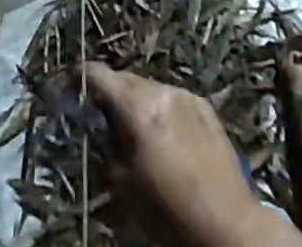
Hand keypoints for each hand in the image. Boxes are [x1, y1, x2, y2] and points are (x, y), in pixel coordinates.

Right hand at [84, 63, 268, 246]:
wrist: (229, 225)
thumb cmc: (170, 211)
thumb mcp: (125, 188)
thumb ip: (108, 153)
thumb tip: (103, 138)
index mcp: (139, 108)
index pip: (100, 75)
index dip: (82, 77)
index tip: (71, 86)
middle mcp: (163, 92)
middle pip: (126, 79)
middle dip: (111, 91)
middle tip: (101, 114)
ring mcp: (187, 97)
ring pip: (151, 87)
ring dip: (137, 100)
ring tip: (134, 127)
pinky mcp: (206, 107)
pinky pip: (173, 98)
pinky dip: (161, 108)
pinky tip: (163, 133)